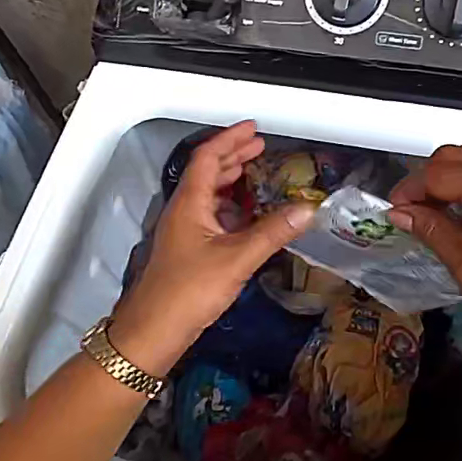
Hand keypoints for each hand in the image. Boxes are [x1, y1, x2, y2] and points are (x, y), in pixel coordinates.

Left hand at [111, 121, 316, 375]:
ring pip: (208, 194)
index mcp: (190, 203)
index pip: (208, 158)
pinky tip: (247, 217)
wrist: (154, 331)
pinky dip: (230, 208)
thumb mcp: (237, 258)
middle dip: (233, 156)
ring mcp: (183, 231)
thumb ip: (272, 232)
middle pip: (207, 172)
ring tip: (255, 174)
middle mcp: (183, 211)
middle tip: (259, 147)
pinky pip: (210, 216)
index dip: (230, 139)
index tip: (253, 129)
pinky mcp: (187, 249)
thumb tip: (307, 210)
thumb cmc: (189, 291)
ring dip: (231, 181)